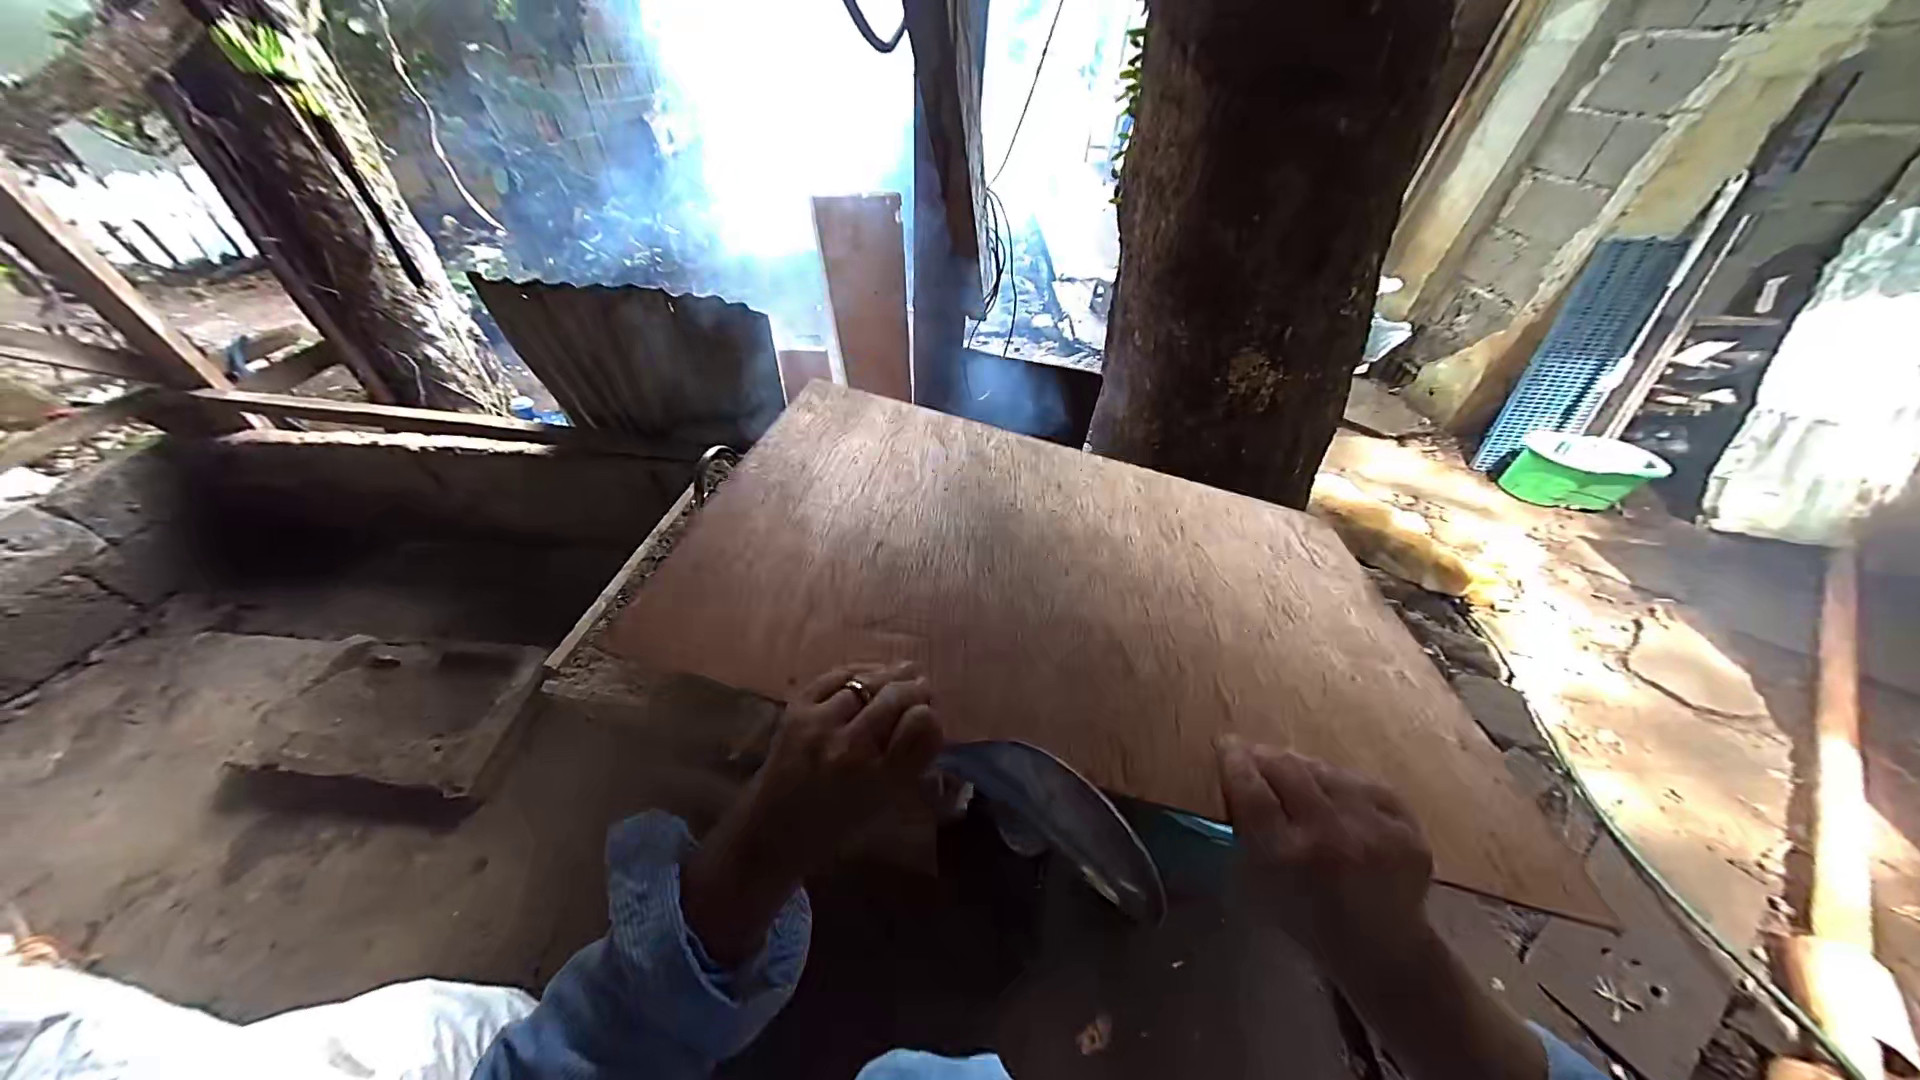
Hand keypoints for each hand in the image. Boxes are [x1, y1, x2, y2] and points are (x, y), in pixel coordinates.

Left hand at [683, 662, 942, 963]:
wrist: (772, 828)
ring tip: (904, 674)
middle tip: (924, 687)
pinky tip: (871, 673)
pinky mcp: (797, 710)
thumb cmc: (838, 823)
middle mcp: (849, 750)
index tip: (931, 713)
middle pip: (895, 698)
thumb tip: (933, 717)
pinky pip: (837, 676)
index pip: (920, 726)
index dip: (930, 715)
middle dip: (916, 688)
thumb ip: (913, 760)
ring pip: (867, 683)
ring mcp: (819, 726)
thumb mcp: (886, 802)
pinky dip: (859, 671)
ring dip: (890, 676)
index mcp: (879, 781)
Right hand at [1214, 736, 1433, 974]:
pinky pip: (1362, 783)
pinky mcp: (1406, 827)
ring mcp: (1373, 829)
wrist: (1384, 951)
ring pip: (1325, 769)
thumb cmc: (1307, 918)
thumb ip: (1246, 826)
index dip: (1234, 760)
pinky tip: (1334, 793)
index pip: (1251, 788)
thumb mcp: (1259, 880)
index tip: (1226, 745)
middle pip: (1286, 768)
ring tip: (1294, 773)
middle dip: (1264, 755)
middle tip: (1253, 752)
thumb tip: (1236, 772)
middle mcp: (1329, 836)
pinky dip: (1343, 783)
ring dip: (1303, 767)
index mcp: (1285, 855)